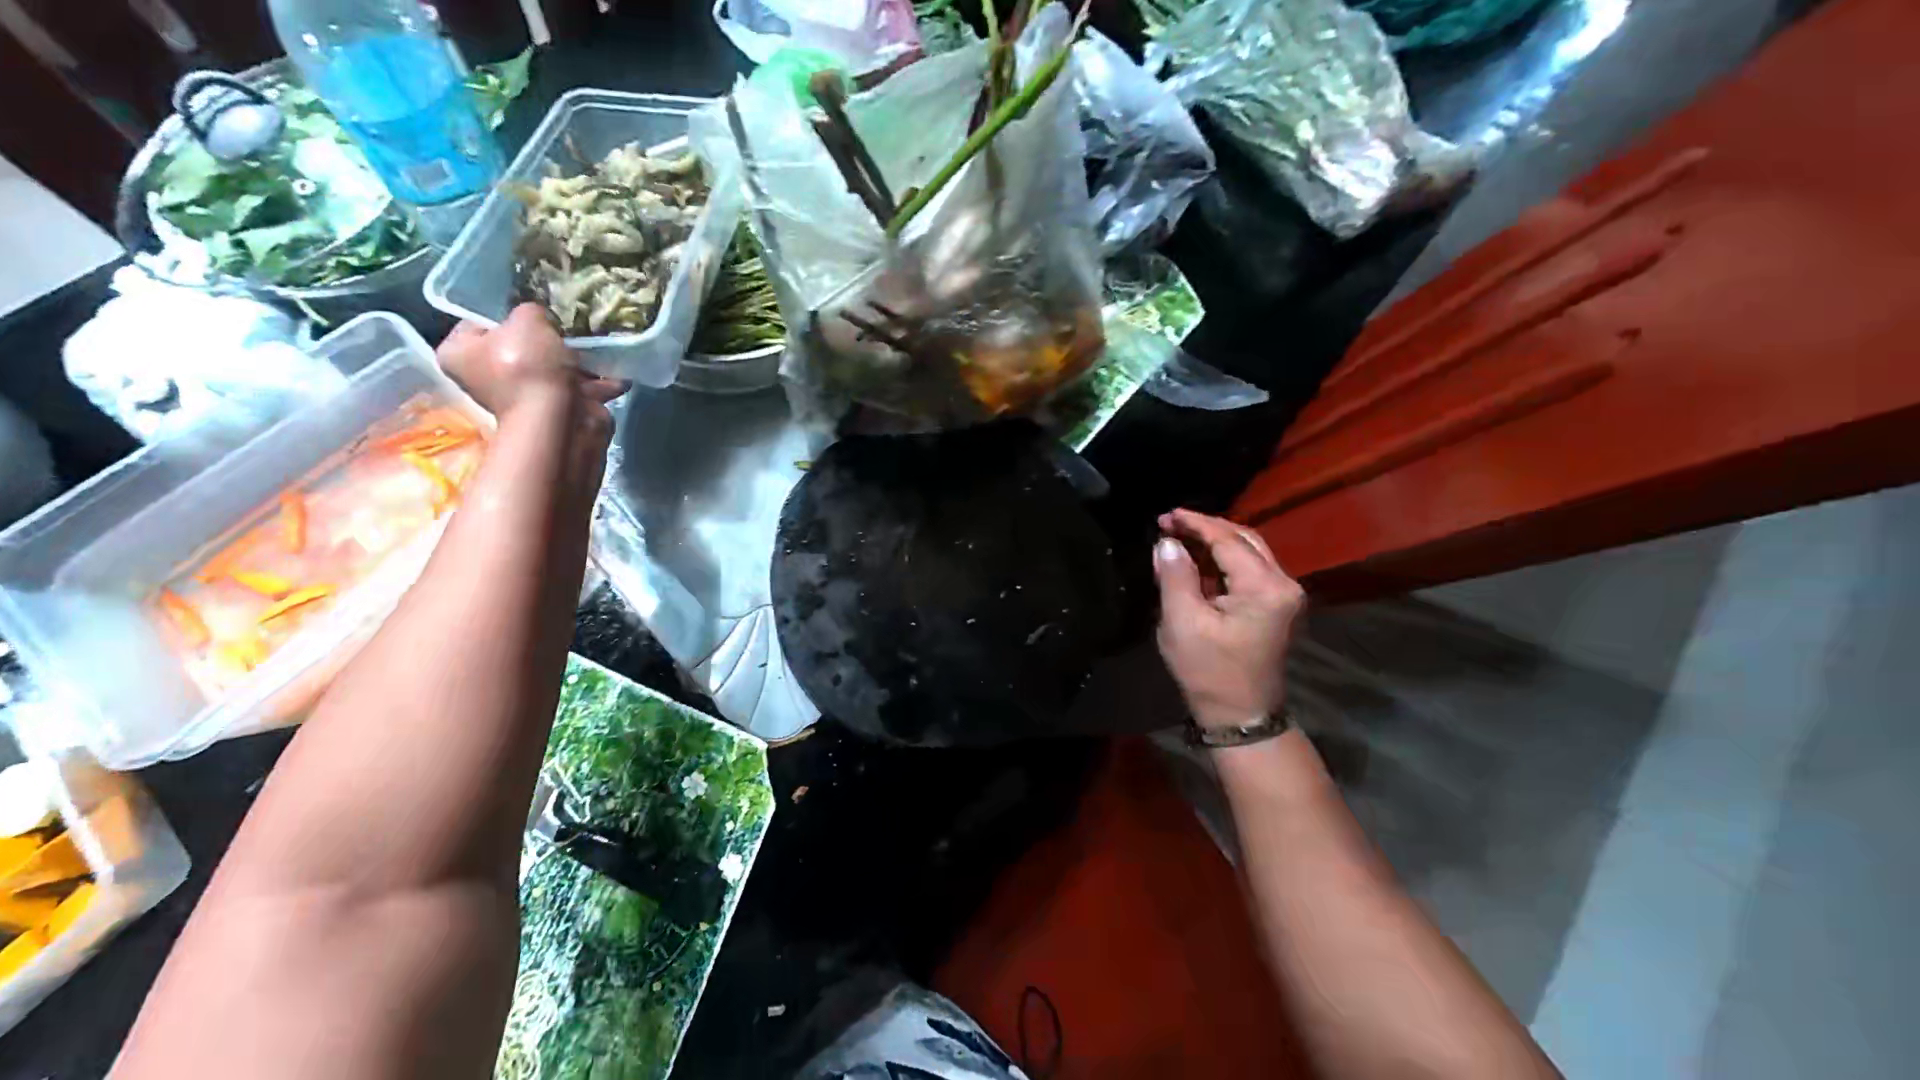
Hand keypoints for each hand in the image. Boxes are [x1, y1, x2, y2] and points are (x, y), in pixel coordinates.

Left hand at [436, 303, 627, 425]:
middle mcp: (485, 377)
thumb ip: (531, 311)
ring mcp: (522, 396)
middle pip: (521, 346)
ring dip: (578, 361)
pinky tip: (615, 372)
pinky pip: (578, 388)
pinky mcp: (554, 411)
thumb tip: (542, 320)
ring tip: (598, 348)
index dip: (510, 314)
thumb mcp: (526, 319)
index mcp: (459, 353)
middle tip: (569, 329)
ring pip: (553, 368)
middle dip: (549, 339)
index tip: (536, 312)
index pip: (481, 321)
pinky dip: (597, 382)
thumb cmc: (528, 366)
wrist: (558, 420)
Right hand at [1152, 508, 1303, 730]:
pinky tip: (1196, 559)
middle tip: (1169, 523)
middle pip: (1244, 539)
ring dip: (1214, 542)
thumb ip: (1175, 576)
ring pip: (1249, 551)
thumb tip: (1167, 542)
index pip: (1228, 540)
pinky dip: (1223, 559)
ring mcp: (1284, 595)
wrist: (1240, 715)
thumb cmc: (1208, 672)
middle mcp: (1283, 584)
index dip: (1195, 523)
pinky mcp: (1276, 605)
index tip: (1165, 516)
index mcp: (1265, 587)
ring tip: (1178, 536)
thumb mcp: (1182, 622)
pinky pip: (1250, 569)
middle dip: (1205, 528)